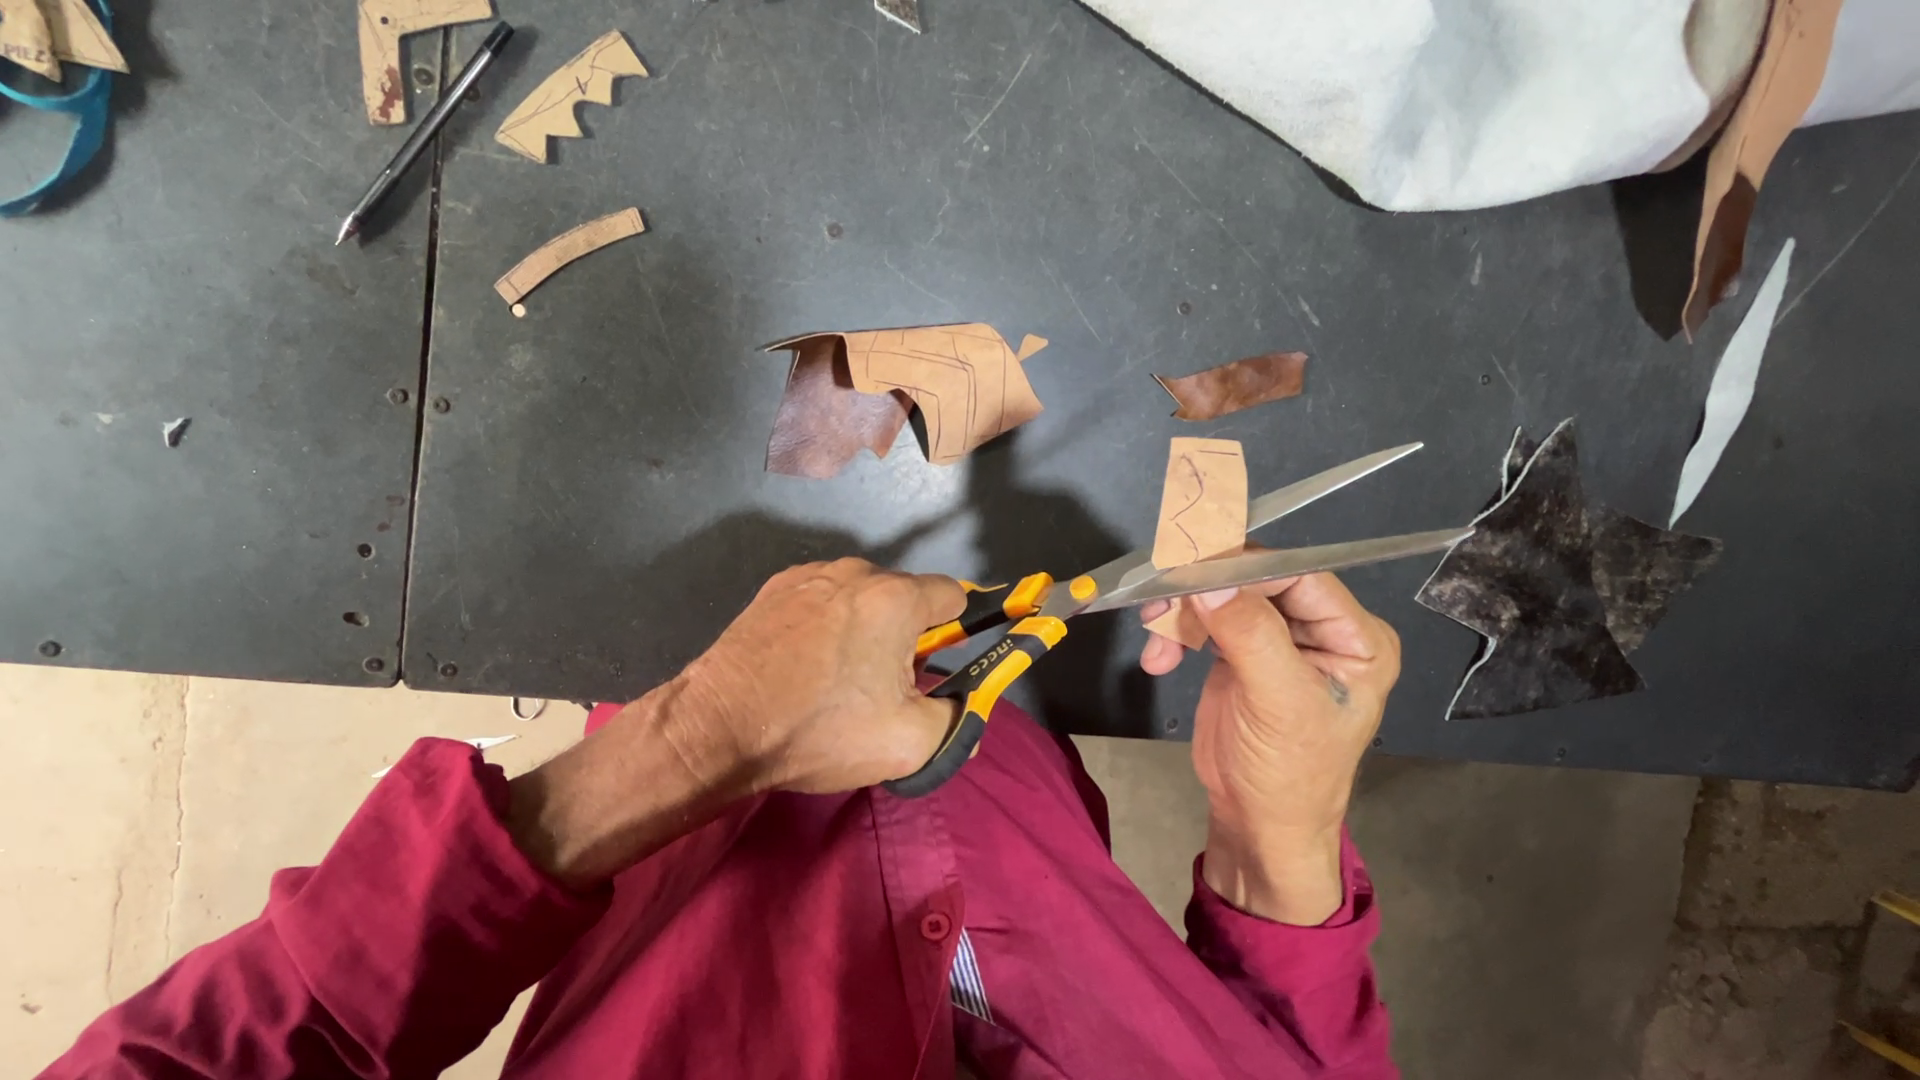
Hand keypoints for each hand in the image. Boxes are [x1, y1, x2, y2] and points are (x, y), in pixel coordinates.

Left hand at [679, 557, 965, 793]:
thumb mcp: (908, 743)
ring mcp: (810, 574)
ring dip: (865, 627)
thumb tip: (964, 712)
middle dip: (906, 635)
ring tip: (835, 678)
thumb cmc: (818, 731)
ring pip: (862, 597)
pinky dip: (826, 623)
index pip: (953, 595)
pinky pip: (823, 599)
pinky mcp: (774, 588)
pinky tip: (803, 663)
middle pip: (905, 597)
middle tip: (881, 686)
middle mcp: (855, 571)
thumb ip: (957, 721)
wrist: (718, 729)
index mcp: (895, 598)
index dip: (953, 632)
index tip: (933, 666)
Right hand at [1138, 572, 1399, 922]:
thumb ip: (1248, 634)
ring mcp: (1278, 639)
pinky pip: (1205, 621)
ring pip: (1223, 596)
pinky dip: (1176, 633)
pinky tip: (1159, 661)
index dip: (1246, 566)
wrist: (1257, 825)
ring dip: (1182, 614)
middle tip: (1161, 600)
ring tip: (1155, 640)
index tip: (1192, 566)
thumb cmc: (1288, 773)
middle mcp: (1322, 629)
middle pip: (1256, 581)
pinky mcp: (1240, 651)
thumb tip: (1208, 580)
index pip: (1301, 576)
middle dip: (1205, 591)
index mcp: (1356, 637)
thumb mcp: (1276, 702)